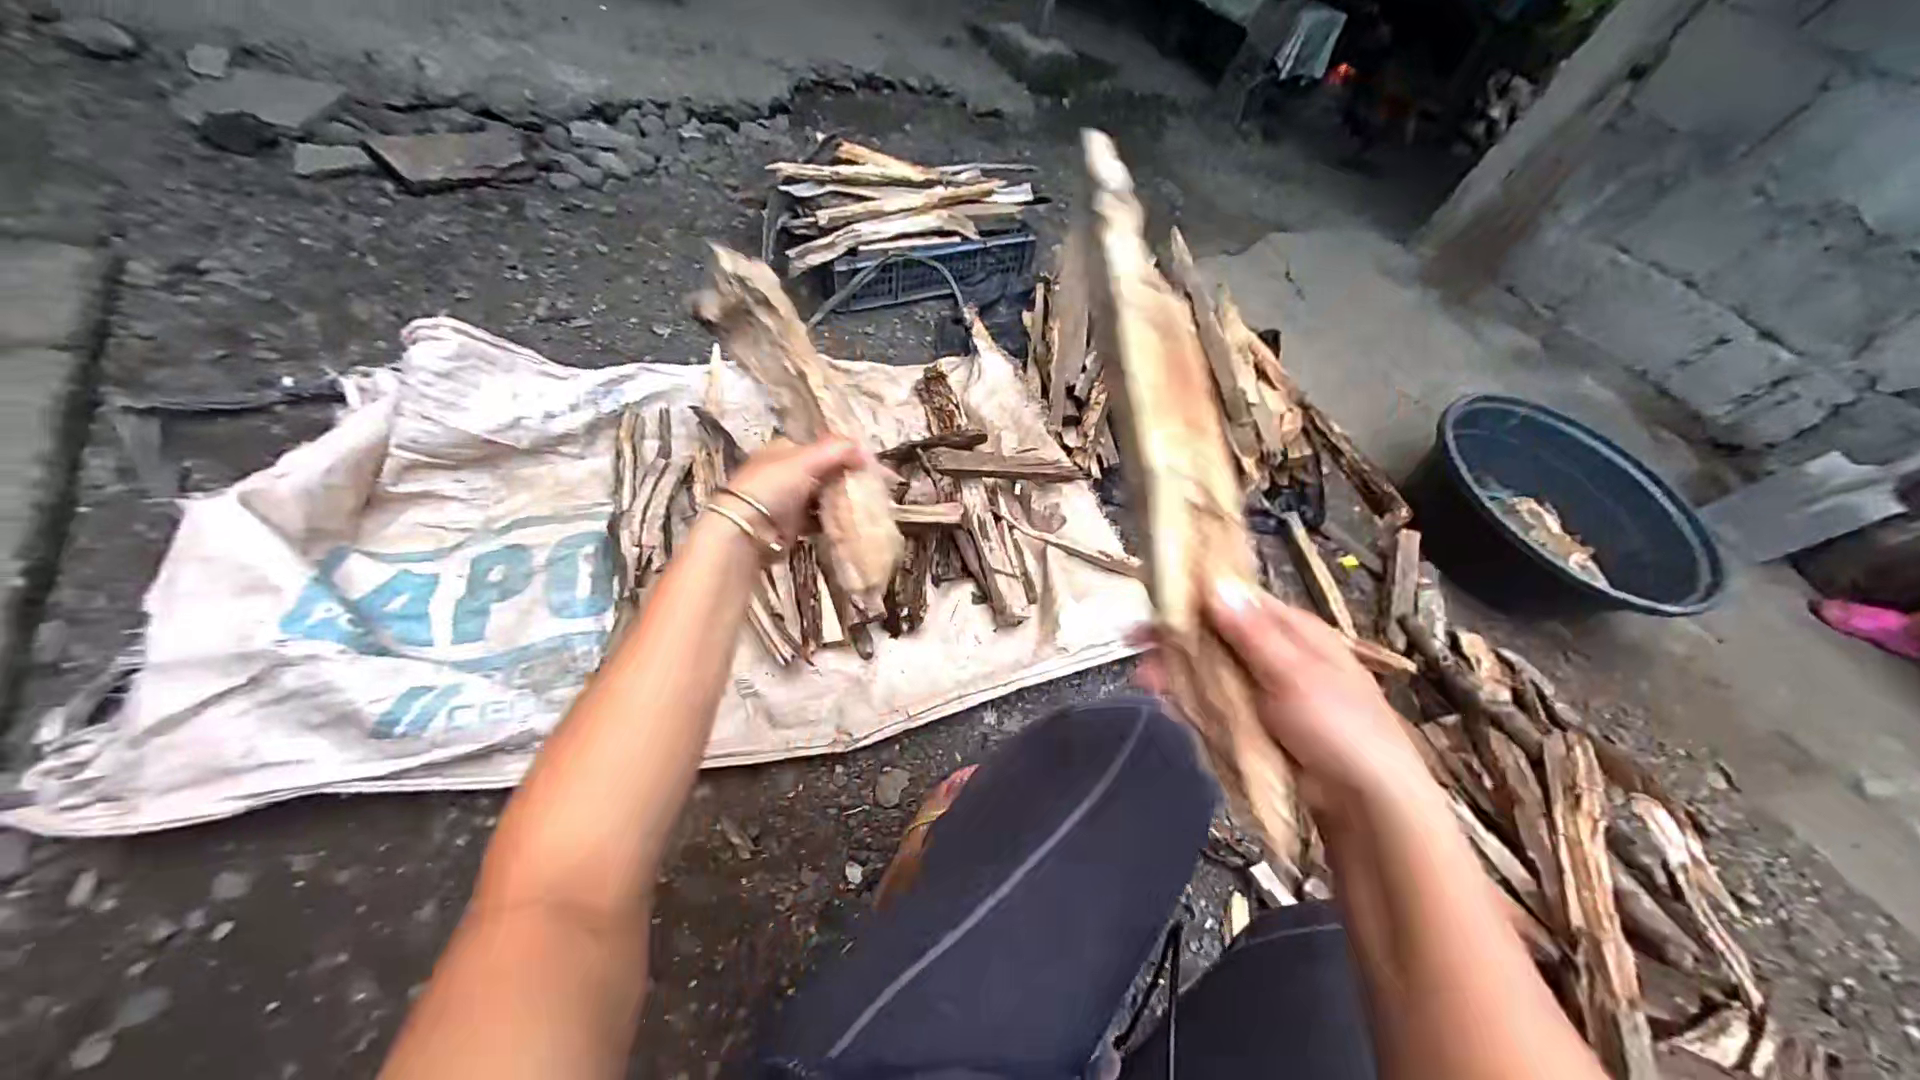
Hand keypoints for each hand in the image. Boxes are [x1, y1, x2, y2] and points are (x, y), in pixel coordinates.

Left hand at [723, 436, 865, 542]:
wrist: (746, 531)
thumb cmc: (773, 487)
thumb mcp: (806, 460)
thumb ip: (837, 450)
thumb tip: (866, 450)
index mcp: (786, 449)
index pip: (824, 447)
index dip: (848, 454)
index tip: (872, 466)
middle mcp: (786, 471)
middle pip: (826, 472)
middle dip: (848, 479)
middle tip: (874, 488)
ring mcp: (789, 499)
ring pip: (824, 496)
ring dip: (842, 501)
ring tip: (866, 505)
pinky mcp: (793, 524)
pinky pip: (820, 519)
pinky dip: (833, 520)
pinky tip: (849, 522)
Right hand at [1141, 580, 1434, 816]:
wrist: (1366, 803)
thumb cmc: (1341, 728)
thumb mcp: (1294, 674)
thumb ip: (1252, 633)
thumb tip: (1216, 585)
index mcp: (1294, 631)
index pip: (1237, 601)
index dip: (1196, 598)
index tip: (1157, 599)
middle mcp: (1276, 654)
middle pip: (1216, 636)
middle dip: (1177, 639)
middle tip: (1137, 641)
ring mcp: (1264, 690)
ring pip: (1211, 671)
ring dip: (1178, 671)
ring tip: (1145, 678)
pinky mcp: (1255, 722)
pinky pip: (1216, 703)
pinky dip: (1192, 700)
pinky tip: (1168, 700)